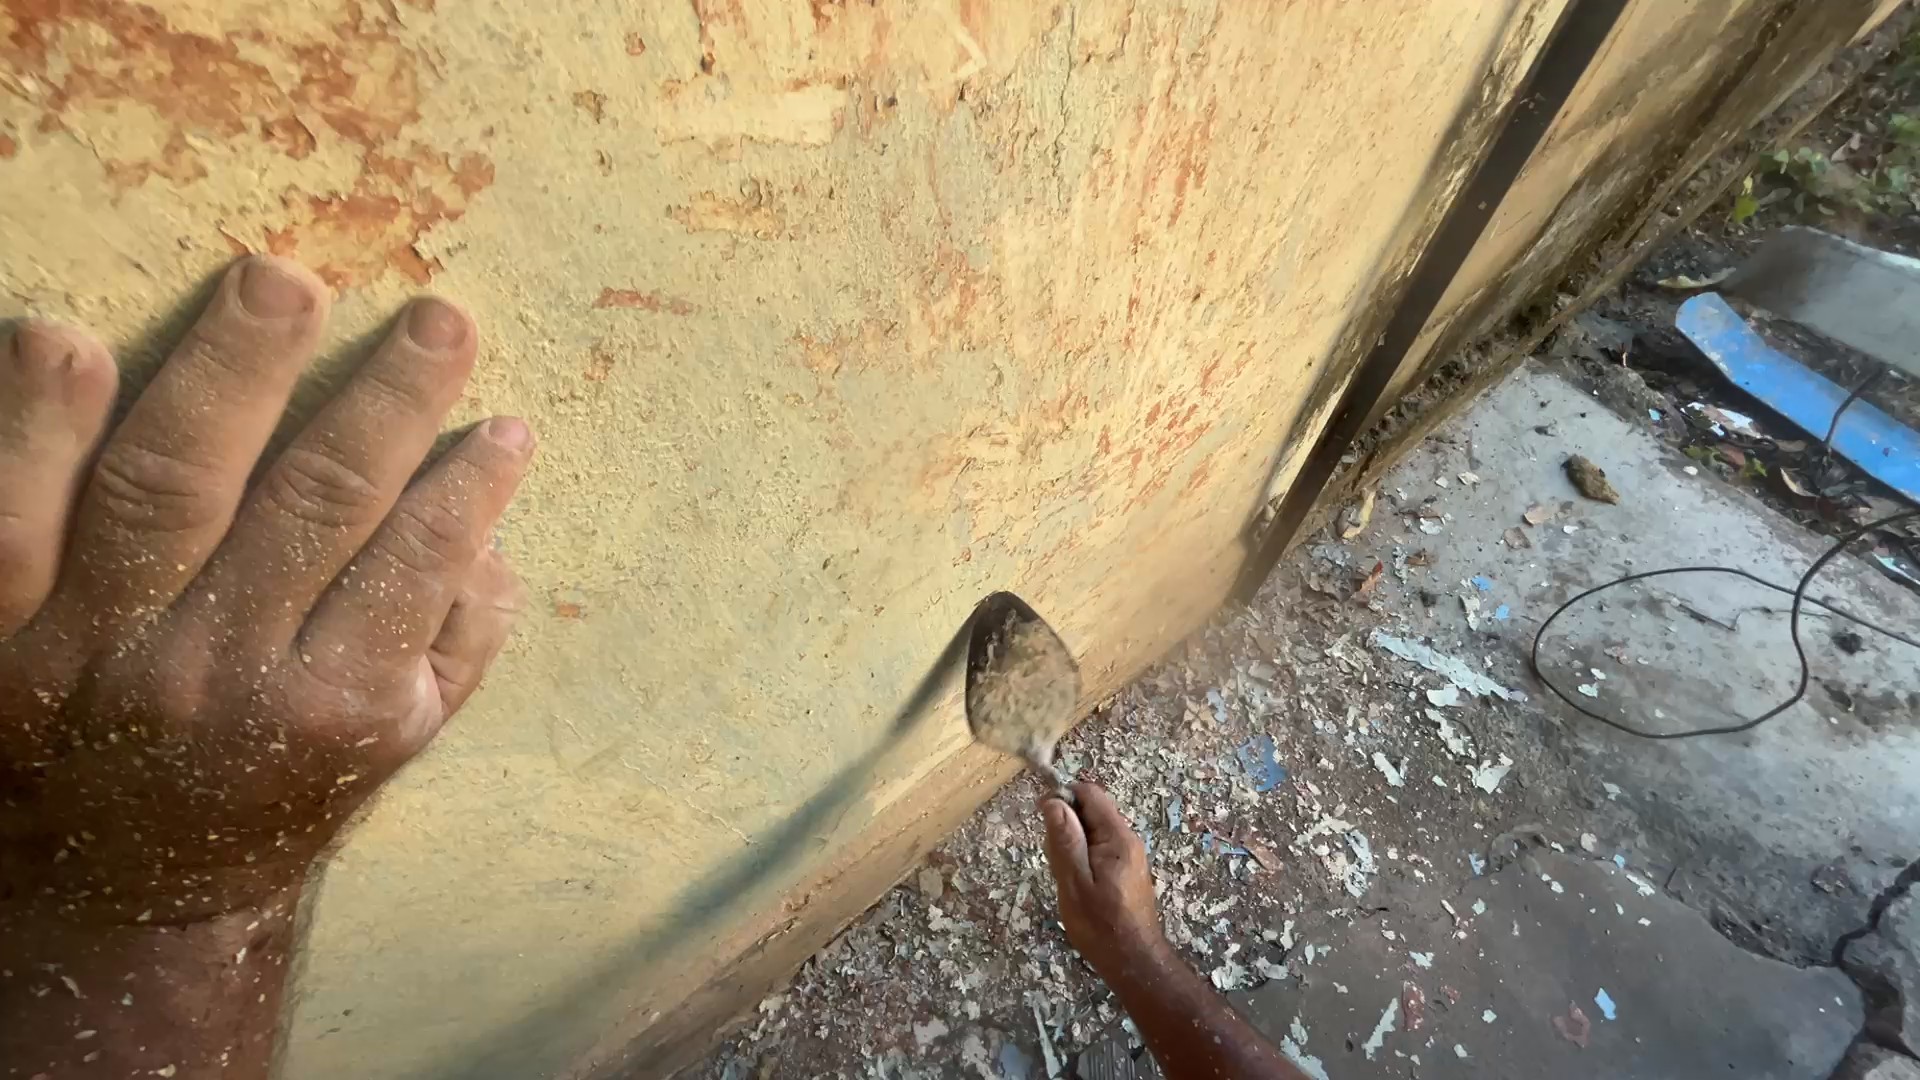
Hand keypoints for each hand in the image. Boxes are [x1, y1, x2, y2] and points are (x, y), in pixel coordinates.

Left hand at [0, 255, 532, 923]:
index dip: (473, 485)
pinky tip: (69, 340)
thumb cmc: (302, 785)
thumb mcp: (416, 729)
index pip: (424, 558)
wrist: (129, 887)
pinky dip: (27, 428)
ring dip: (230, 373)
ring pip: (168, 484)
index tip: (509, 425)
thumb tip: (484, 524)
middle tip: (440, 319)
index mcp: (342, 699)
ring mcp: (90, 648)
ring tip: (279, 281)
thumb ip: (464, 629)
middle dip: (390, 400)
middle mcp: (222, 668)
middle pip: (318, 501)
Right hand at [1038, 782, 1169, 976]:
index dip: (1063, 797)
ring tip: (1066, 877)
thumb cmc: (1101, 926)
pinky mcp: (1125, 869)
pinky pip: (1098, 848)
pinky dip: (1082, 858)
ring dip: (1072, 844)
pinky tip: (1078, 885)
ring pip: (1092, 831)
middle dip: (1066, 826)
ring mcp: (1128, 855)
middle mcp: (1127, 839)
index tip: (1043, 818)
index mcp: (1117, 837)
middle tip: (1057, 860)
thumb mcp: (1074, 882)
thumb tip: (1053, 801)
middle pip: (1090, 810)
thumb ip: (1065, 839)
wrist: (1134, 964)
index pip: (1089, 793)